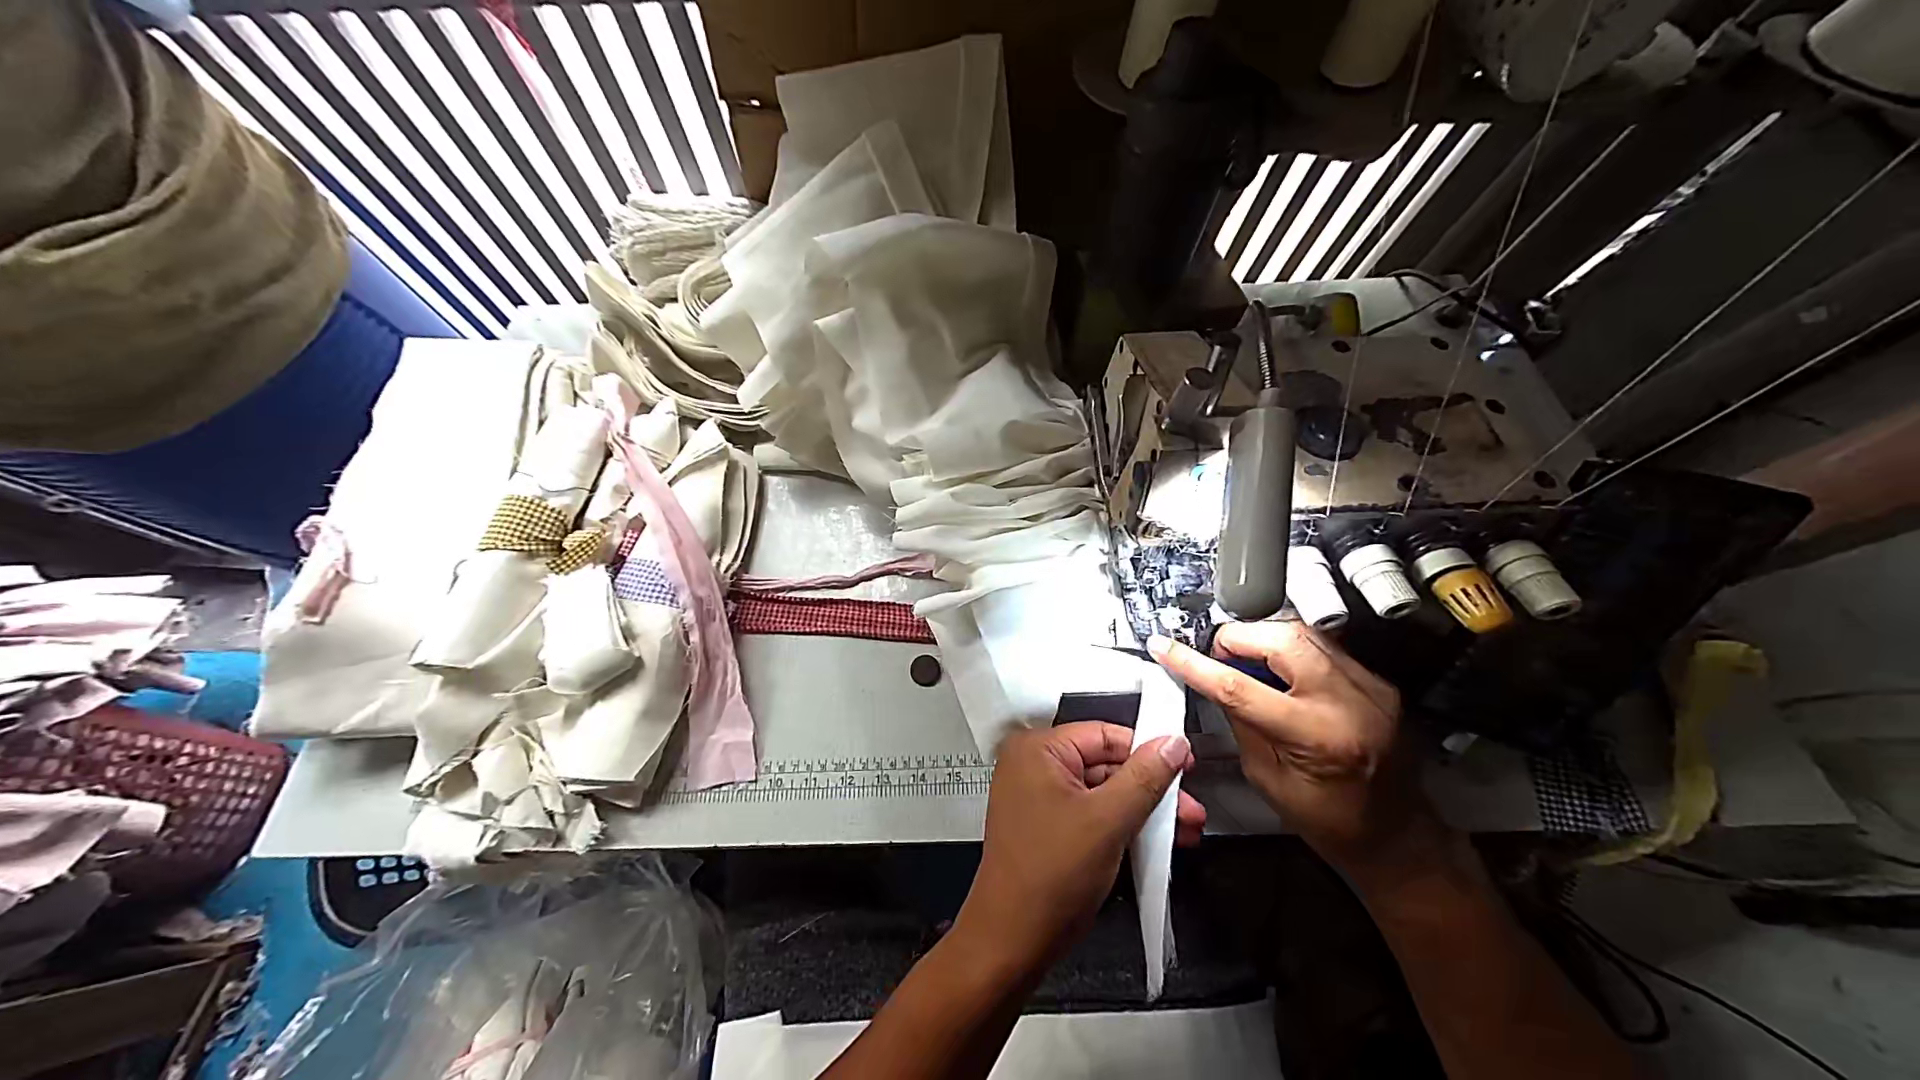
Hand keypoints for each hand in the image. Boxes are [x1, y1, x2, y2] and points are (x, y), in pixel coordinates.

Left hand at [955, 722, 1203, 975]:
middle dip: (1151, 788)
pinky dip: (1122, 825)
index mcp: (1036, 750)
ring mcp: (1037, 797)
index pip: (1104, 733)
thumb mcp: (1108, 820)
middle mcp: (1032, 767)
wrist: (1013, 940)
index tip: (1182, 761)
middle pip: (1106, 763)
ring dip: (1142, 810)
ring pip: (1102, 791)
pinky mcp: (1047, 825)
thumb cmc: (1043, 880)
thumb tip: (1171, 745)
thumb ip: (1145, 778)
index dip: (1148, 748)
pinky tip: (1153, 841)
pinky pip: (1091, 812)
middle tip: (1186, 806)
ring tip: (1180, 829)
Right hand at [1148, 621, 1441, 878]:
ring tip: (1246, 662)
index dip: (1194, 664)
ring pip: (1303, 632)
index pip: (1239, 685)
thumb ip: (1240, 719)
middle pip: (1280, 637)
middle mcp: (1351, 703)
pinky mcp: (1377, 682)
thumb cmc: (1332, 820)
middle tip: (1216, 654)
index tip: (1167, 649)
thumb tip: (1214, 679)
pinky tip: (1279, 672)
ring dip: (1263, 639)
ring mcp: (1370, 688)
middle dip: (1236, 637)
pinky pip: (1323, 646)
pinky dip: (1291, 649)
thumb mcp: (1266, 775)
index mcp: (1318, 737)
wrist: (1396, 836)